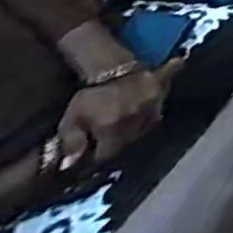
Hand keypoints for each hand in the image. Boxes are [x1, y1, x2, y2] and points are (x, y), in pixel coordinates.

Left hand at [55, 58, 181, 173]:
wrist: (112, 67)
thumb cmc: (90, 95)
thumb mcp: (71, 119)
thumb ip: (71, 143)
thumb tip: (69, 166)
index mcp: (111, 127)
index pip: (107, 154)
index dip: (97, 157)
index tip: (92, 155)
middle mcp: (133, 120)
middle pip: (127, 143)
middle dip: (117, 144)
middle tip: (109, 140)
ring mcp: (151, 107)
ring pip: (145, 129)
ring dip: (136, 131)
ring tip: (126, 128)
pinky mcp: (161, 95)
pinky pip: (163, 105)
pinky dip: (158, 108)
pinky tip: (155, 110)